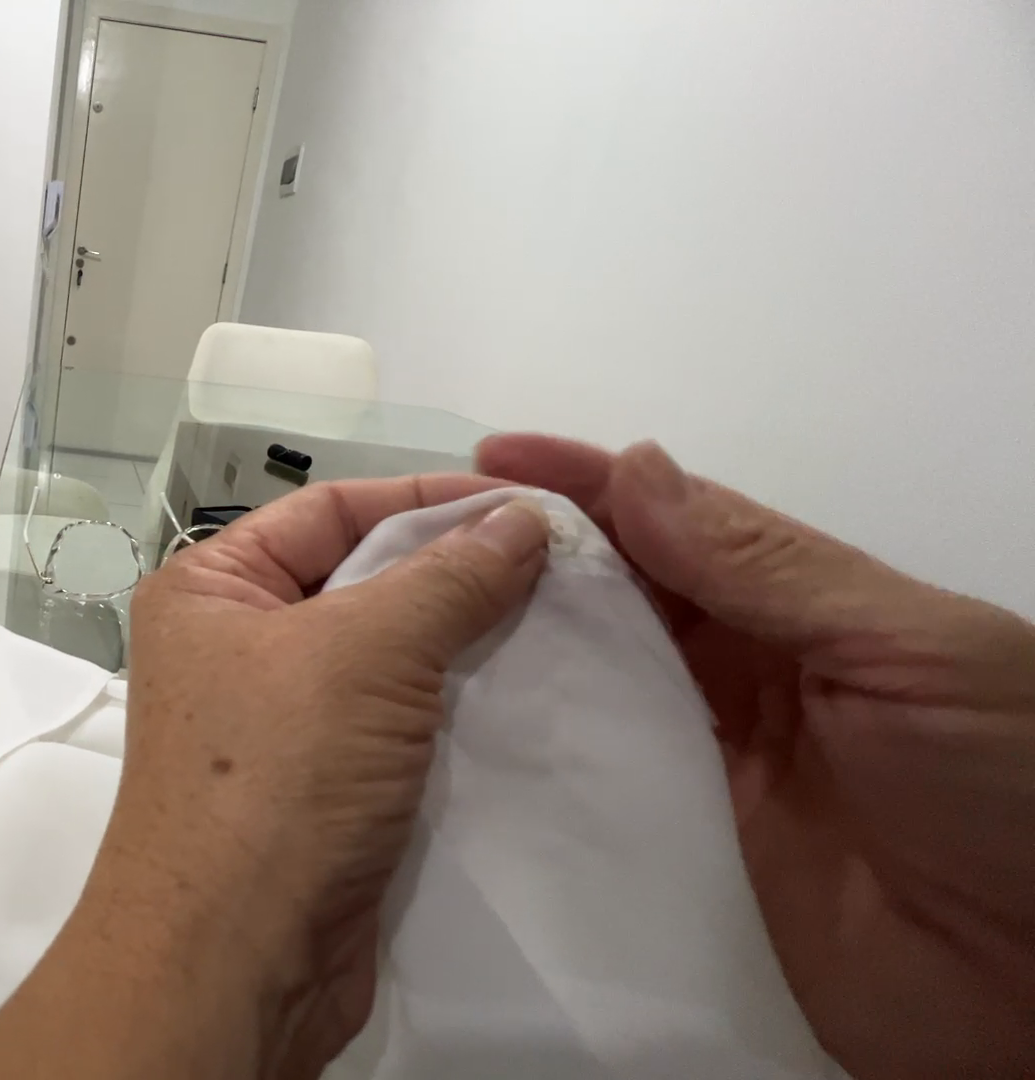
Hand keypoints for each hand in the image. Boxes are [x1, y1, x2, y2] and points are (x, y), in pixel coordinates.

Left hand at [0, 475, 551, 1079]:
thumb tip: (520, 518)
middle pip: (355, 575)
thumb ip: (446, 578)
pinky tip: (524, 687)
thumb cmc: (277, 776)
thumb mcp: (363, 652)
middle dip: (450, 566)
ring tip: (561, 615)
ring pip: (379, 646)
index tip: (524, 500)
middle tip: (560, 558)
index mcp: (209, 586)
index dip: (424, 498)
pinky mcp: (315, 771)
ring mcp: (274, 709)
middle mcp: (232, 638)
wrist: (235, 954)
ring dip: (459, 634)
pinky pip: (389, 711)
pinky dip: (448, 698)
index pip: (326, 511)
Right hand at [479, 435, 1034, 1079]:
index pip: (654, 521)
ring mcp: (671, 736)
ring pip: (566, 662)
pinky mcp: (644, 814)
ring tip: (413, 609)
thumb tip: (633, 468)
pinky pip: (566, 752)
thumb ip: (766, 565)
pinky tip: (447, 707)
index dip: (573, 480)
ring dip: (498, 631)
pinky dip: (512, 724)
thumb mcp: (911, 651)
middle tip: (422, 534)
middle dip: (515, 548)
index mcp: (776, 601)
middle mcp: (710, 658)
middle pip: (593, 586)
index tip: (485, 458)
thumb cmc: (1008, 791)